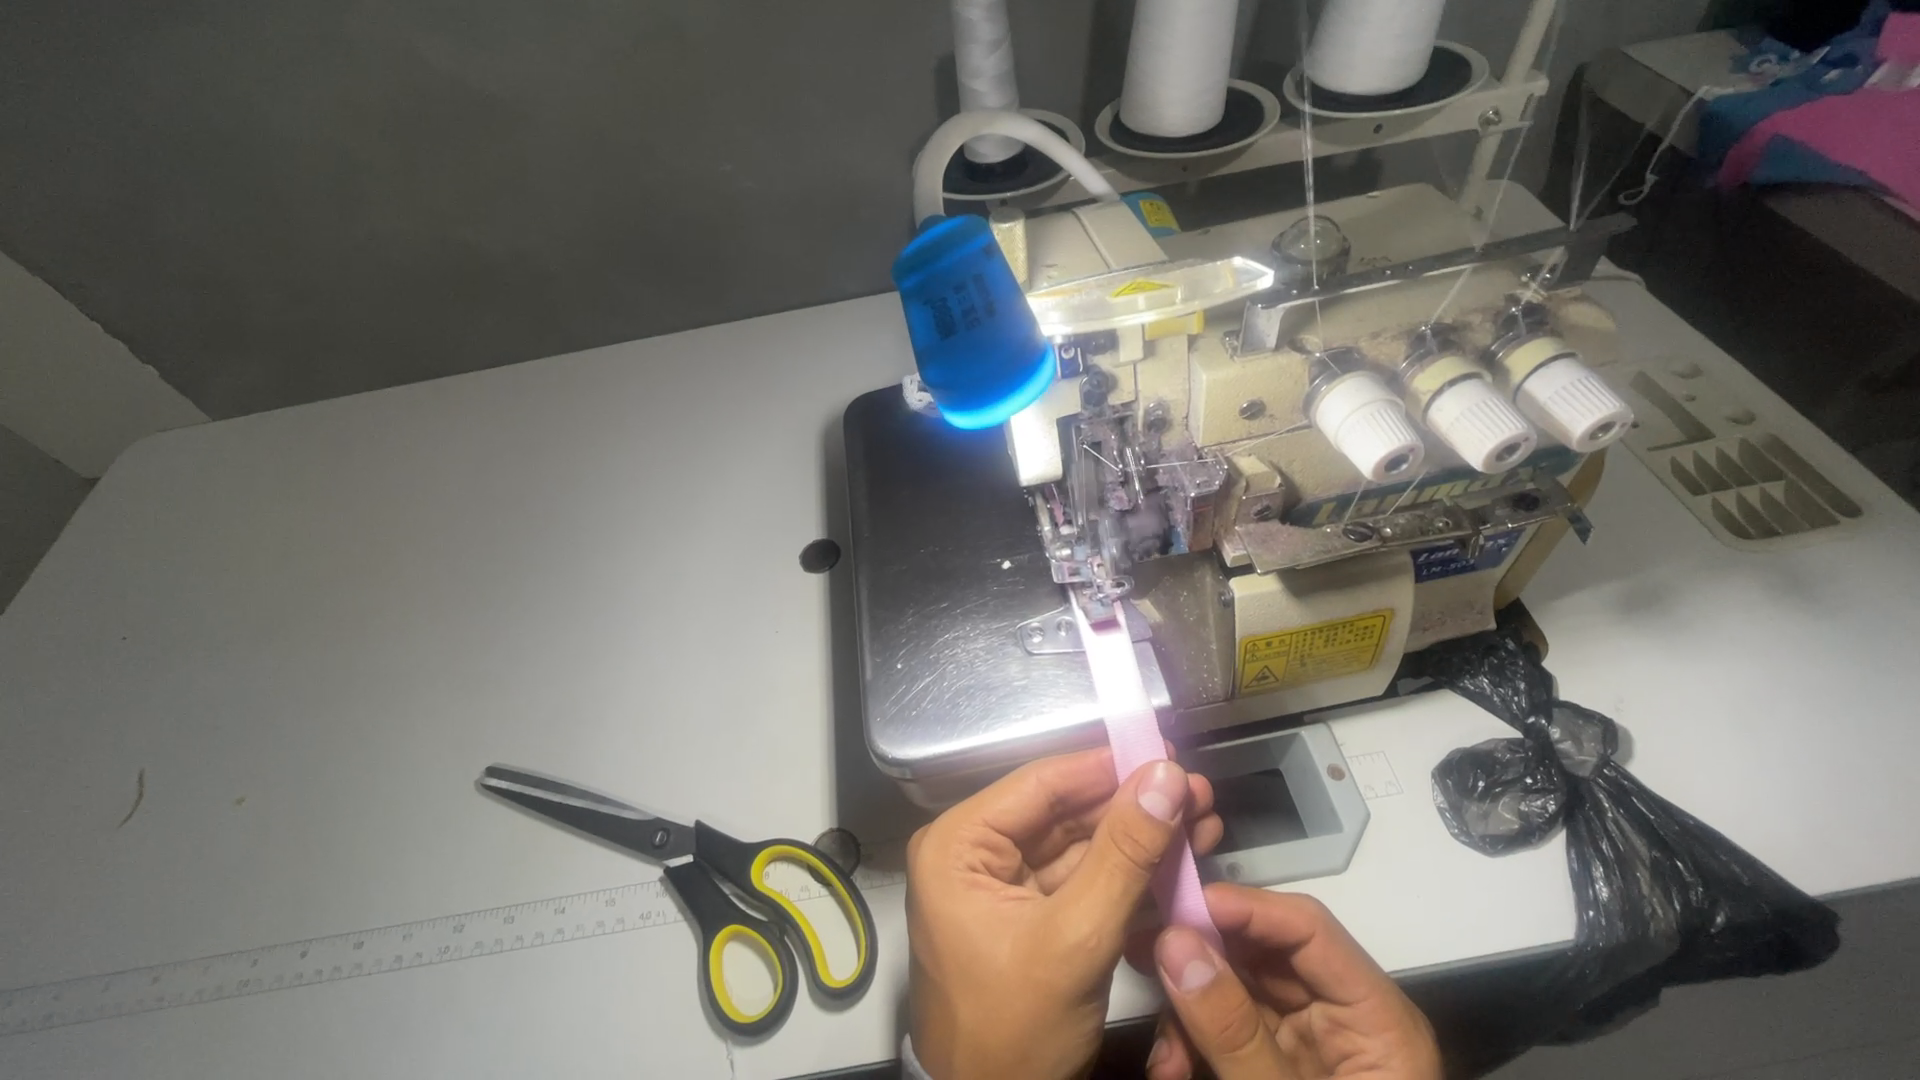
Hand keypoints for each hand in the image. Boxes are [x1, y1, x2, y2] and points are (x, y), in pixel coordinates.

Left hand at [906, 747, 1222, 1079]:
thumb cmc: (1011, 1032)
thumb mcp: (1073, 939)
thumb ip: (1123, 856)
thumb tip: (1166, 778)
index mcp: (959, 845)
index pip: (1042, 784)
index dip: (1106, 765)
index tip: (1166, 752)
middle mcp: (975, 852)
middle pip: (1065, 811)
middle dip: (1133, 803)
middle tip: (1196, 790)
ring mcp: (1003, 884)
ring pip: (1080, 842)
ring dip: (1138, 834)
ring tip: (1200, 816)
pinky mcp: (1031, 914)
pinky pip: (1083, 877)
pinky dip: (1129, 870)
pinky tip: (1176, 856)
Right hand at [1141, 884, 1440, 1079]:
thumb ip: (1232, 1029)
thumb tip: (1174, 942)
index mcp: (1375, 1021)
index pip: (1307, 929)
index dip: (1242, 908)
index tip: (1175, 908)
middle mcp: (1344, 1020)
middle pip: (1264, 956)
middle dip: (1200, 962)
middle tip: (1139, 952)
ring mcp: (1310, 1046)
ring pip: (1236, 991)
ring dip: (1189, 1013)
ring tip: (1163, 1056)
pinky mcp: (1281, 1068)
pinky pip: (1229, 1031)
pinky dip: (1195, 1045)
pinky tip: (1171, 1071)